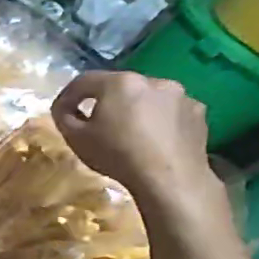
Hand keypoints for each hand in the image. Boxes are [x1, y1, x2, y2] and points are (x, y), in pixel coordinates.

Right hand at [51, 71, 215, 207]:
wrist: (170, 178)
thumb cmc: (117, 155)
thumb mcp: (75, 138)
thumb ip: (64, 117)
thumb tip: (66, 108)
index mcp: (119, 83)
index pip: (84, 81)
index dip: (68, 95)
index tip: (62, 111)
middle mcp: (152, 80)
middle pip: (119, 86)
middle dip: (105, 101)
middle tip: (96, 123)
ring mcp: (180, 94)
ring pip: (147, 96)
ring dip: (135, 108)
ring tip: (130, 131)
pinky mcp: (197, 111)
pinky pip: (170, 110)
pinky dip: (160, 119)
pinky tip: (155, 138)